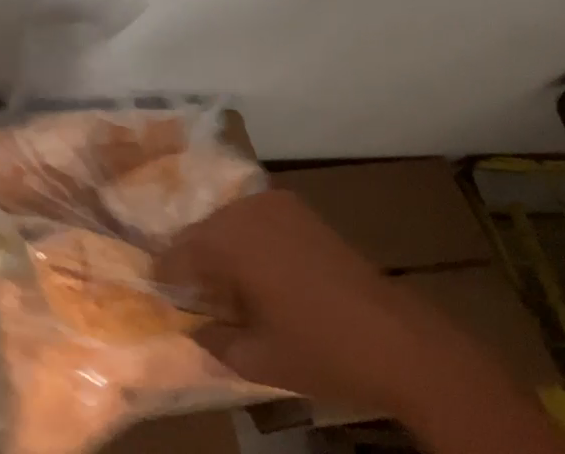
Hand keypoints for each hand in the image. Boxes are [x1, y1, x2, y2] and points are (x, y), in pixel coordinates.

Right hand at [157, 188, 476, 415]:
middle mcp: (246, 211)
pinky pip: (254, 219)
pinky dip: (247, 240)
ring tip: (230, 288)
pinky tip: (260, 274)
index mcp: (228, 241)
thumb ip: (210, 339)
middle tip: (197, 299)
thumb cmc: (321, 350)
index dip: (166, 279)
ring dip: (220, 249)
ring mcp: (277, 205)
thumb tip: (189, 325)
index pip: (175, 253)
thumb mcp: (255, 360)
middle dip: (194, 262)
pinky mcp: (301, 211)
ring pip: (227, 222)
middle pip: (200, 232)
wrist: (400, 341)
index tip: (164, 302)